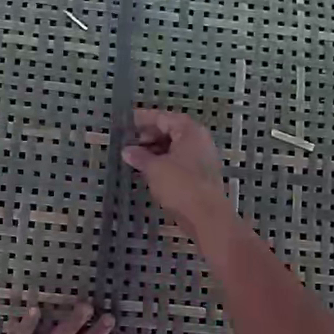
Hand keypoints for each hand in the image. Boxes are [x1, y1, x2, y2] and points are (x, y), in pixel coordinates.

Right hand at [121, 108, 233, 235]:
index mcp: (190, 131)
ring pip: (175, 148)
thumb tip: (127, 151)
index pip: (163, 118)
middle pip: (171, 131)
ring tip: (136, 158)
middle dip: (149, 136)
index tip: (127, 121)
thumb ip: (140, 157)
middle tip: (130, 143)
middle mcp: (199, 140)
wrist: (206, 216)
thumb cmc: (180, 185)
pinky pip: (180, 162)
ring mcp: (203, 158)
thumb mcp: (155, 168)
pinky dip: (165, 163)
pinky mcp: (202, 175)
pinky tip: (150, 171)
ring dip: (156, 151)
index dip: (143, 119)